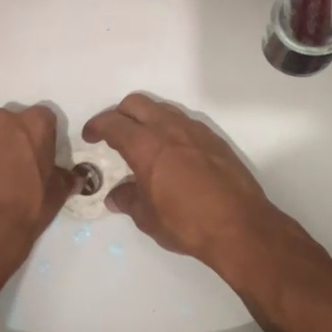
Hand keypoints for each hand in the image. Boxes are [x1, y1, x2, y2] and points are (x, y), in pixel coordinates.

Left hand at [0, 105, 74, 280]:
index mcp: (33, 124)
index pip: (45, 117)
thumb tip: (73, 178)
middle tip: (20, 166)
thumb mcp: (57, 194)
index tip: (43, 156)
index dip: (45, 136)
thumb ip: (66, 178)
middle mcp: (3, 120)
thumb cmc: (27, 206)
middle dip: (18, 138)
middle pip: (14, 123)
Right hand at [82, 93, 302, 285]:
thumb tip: (116, 196)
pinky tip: (172, 153)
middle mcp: (169, 129)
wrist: (240, 227)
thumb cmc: (186, 223)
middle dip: (119, 114)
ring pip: (163, 109)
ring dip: (147, 118)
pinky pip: (185, 123)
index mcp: (145, 145)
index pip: (112, 123)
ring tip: (143, 142)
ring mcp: (195, 131)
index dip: (96, 126)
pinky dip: (170, 129)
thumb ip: (128, 200)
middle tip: (113, 134)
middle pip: (136, 104)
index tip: (90, 136)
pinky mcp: (215, 140)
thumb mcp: (147, 217)